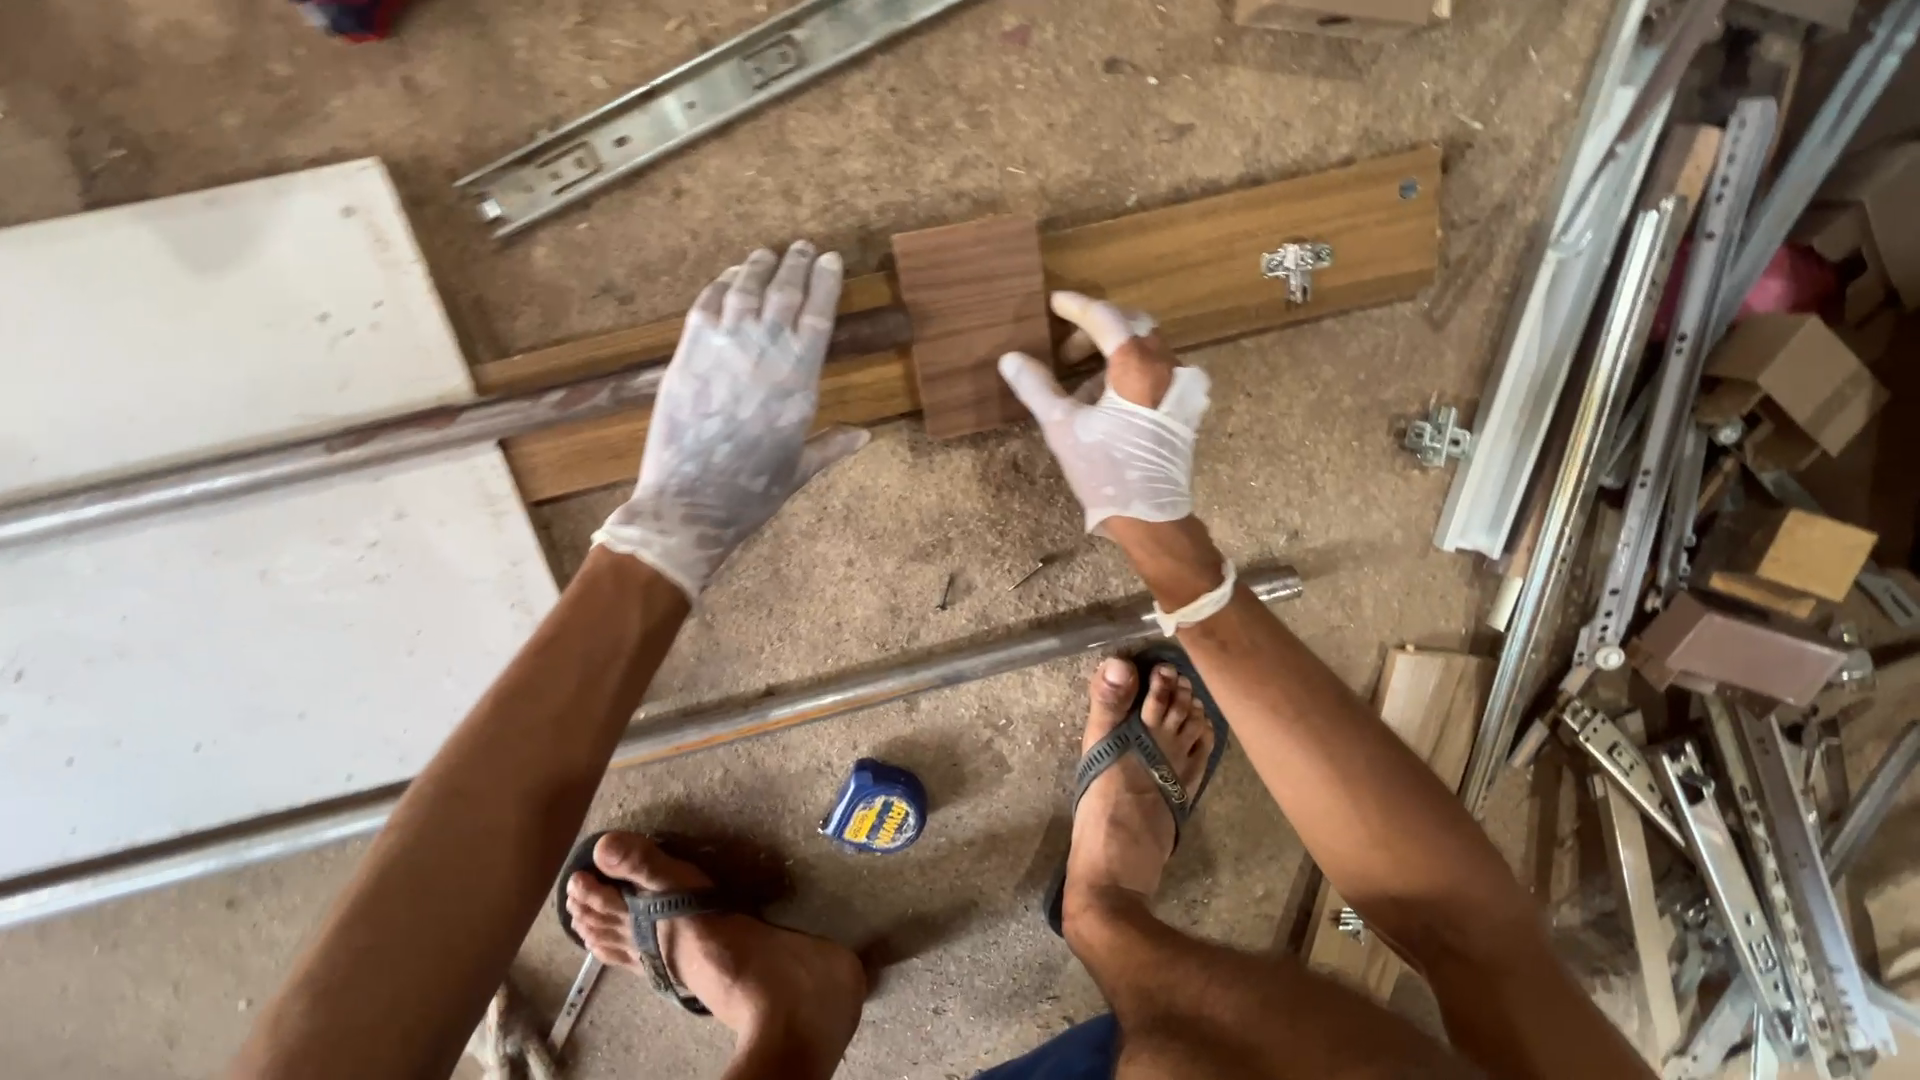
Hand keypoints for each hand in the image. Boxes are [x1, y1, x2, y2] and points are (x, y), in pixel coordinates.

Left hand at [593, 242, 869, 597]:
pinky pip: (705, 306)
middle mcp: (765, 355)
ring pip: (743, 290)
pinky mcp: (687, 355)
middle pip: (783, 293)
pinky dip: (718, 286)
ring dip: (757, 267)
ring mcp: (722, 350)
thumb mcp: (799, 470)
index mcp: (800, 382)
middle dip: (795, 264)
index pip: (819, 316)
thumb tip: (864, 436)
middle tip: (802, 246)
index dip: (826, 283)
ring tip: (765, 254)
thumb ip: (831, 446)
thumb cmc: (751, 493)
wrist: (690, 504)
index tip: (831, 259)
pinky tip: (726, 279)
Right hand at [997, 291, 1210, 536]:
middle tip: (1066, 348)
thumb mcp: (1063, 427)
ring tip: (1079, 380)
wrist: (1150, 515)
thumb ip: (1037, 387)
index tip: (1054, 302)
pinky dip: (1130, 371)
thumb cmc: (1105, 471)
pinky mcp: (1184, 408)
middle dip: (1097, 329)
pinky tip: (1106, 398)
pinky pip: (1158, 370)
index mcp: (1137, 366)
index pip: (1106, 317)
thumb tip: (1010, 359)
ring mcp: (1180, 387)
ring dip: (1112, 352)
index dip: (1077, 306)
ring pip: (1146, 348)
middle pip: (1132, 326)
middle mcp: (1167, 367)